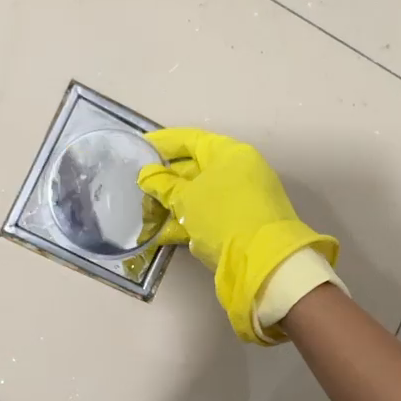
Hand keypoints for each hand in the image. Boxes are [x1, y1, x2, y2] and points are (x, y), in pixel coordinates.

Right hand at [138, 128, 337, 343]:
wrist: (263, 260)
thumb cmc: (223, 216)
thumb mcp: (187, 198)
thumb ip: (164, 185)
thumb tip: (146, 174)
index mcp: (230, 153)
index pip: (190, 139)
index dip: (163, 143)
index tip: (139, 147)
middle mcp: (239, 170)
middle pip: (195, 168)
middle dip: (164, 179)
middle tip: (137, 187)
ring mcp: (242, 198)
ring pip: (200, 194)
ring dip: (172, 203)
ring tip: (145, 213)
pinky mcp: (241, 224)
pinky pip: (208, 215)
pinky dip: (187, 220)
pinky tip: (162, 233)